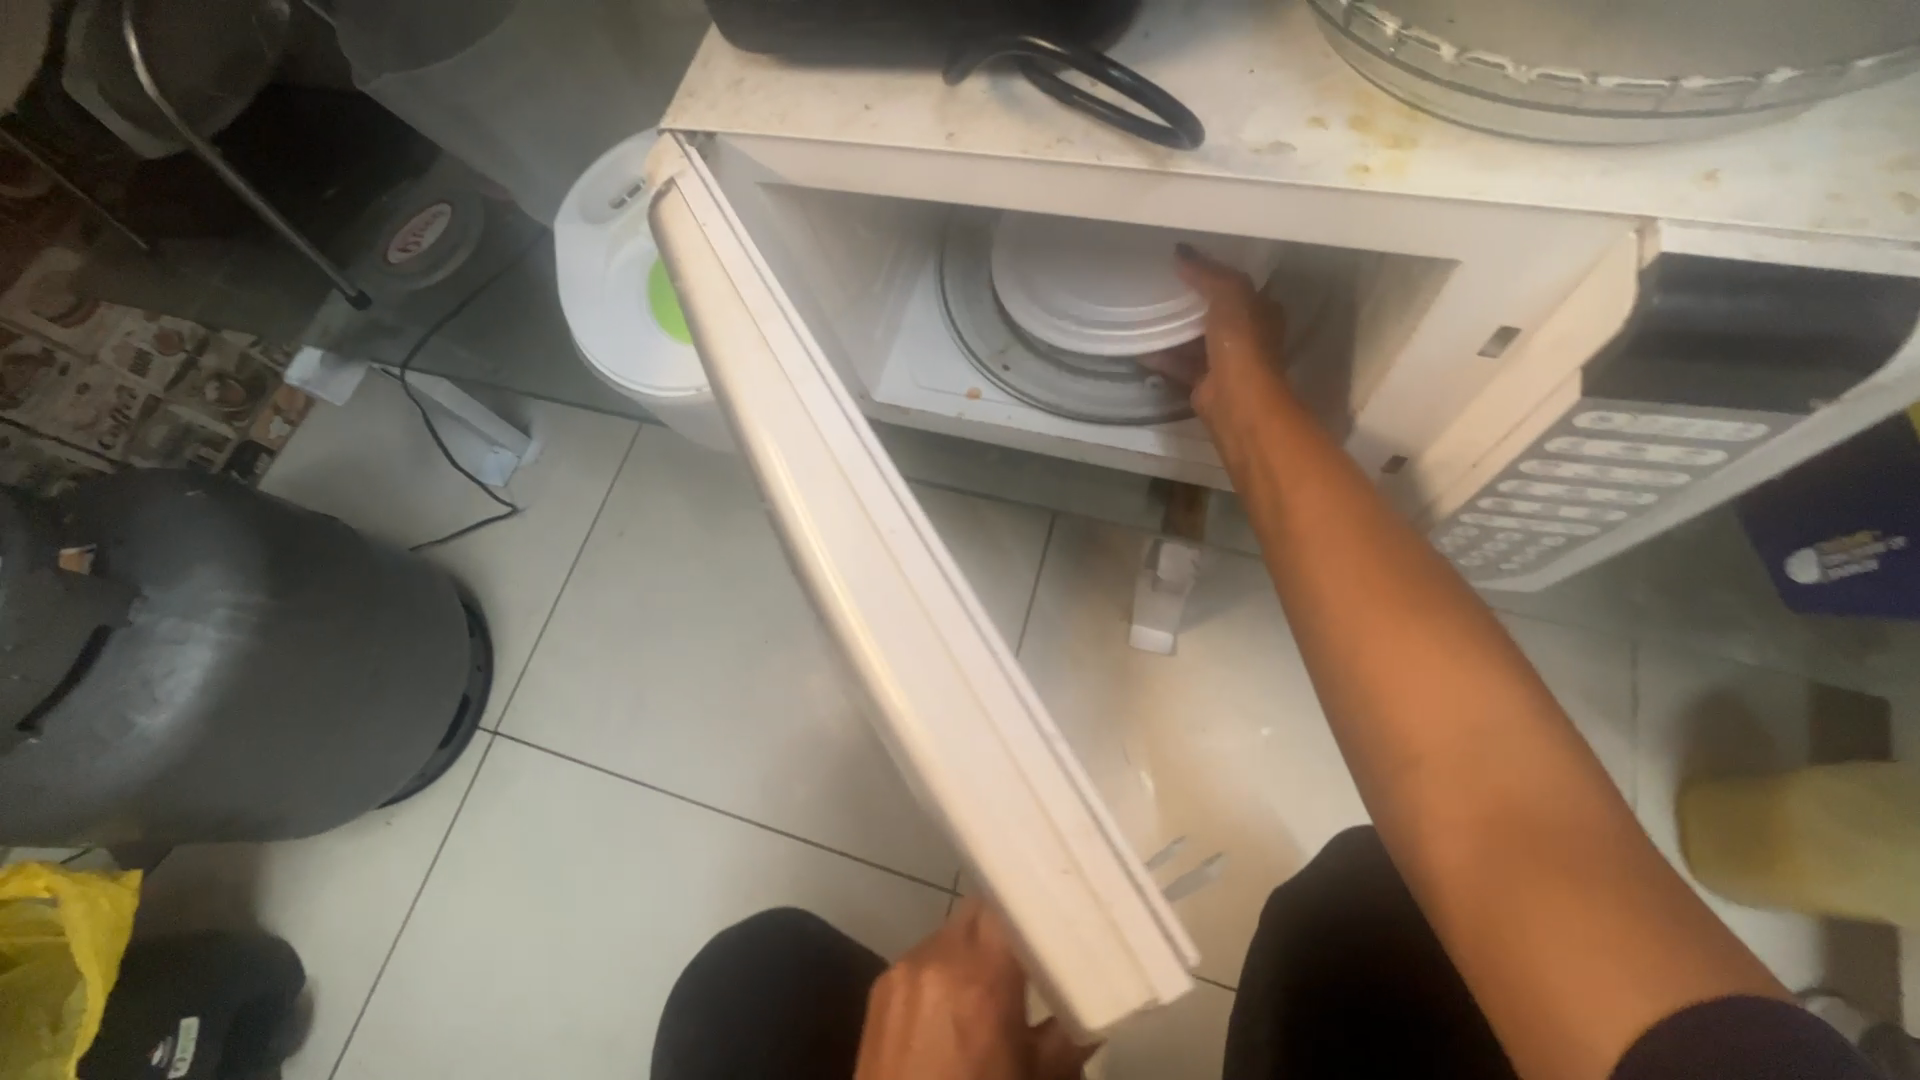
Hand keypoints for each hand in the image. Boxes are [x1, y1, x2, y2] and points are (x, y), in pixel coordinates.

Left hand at [854, 899, 1094, 1079]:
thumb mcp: (1035, 1075)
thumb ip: (1069, 1036)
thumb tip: (1099, 1006)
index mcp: (981, 977)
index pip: (1004, 905)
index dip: (1026, 904)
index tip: (1049, 912)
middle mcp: (937, 958)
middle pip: (975, 913)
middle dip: (1002, 924)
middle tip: (1027, 947)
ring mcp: (902, 970)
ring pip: (947, 933)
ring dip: (971, 947)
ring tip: (992, 981)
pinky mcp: (879, 987)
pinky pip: (921, 958)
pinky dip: (943, 969)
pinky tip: (953, 1003)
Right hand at [1141, 245, 1297, 469]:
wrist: (1236, 400)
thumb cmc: (1242, 343)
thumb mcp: (1229, 294)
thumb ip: (1206, 272)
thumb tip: (1180, 250)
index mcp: (1262, 311)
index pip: (1239, 285)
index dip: (1217, 272)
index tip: (1189, 261)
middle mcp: (1247, 335)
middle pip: (1215, 311)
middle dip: (1191, 300)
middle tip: (1161, 283)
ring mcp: (1225, 361)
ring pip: (1195, 338)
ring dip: (1174, 328)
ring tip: (1144, 311)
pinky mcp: (1203, 383)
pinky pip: (1179, 363)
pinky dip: (1161, 355)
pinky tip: (1139, 344)